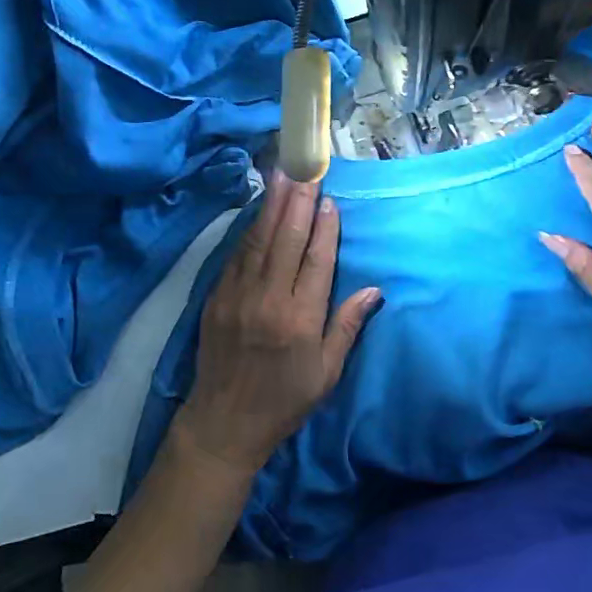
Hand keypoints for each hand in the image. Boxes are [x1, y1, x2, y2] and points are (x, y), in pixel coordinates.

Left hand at [174, 172, 382, 477]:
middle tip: (305, 170)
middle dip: (298, 203)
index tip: (329, 201)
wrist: (224, 422)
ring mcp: (238, 295)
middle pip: (286, 240)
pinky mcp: (217, 298)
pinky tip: (257, 211)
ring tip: (282, 176)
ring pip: (258, 241)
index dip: (324, 229)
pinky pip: (236, 256)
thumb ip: (347, 327)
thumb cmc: (284, 401)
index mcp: (300, 319)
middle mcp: (269, 299)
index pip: (317, 261)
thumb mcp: (326, 373)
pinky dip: (249, 230)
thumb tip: (375, 289)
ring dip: (272, 206)